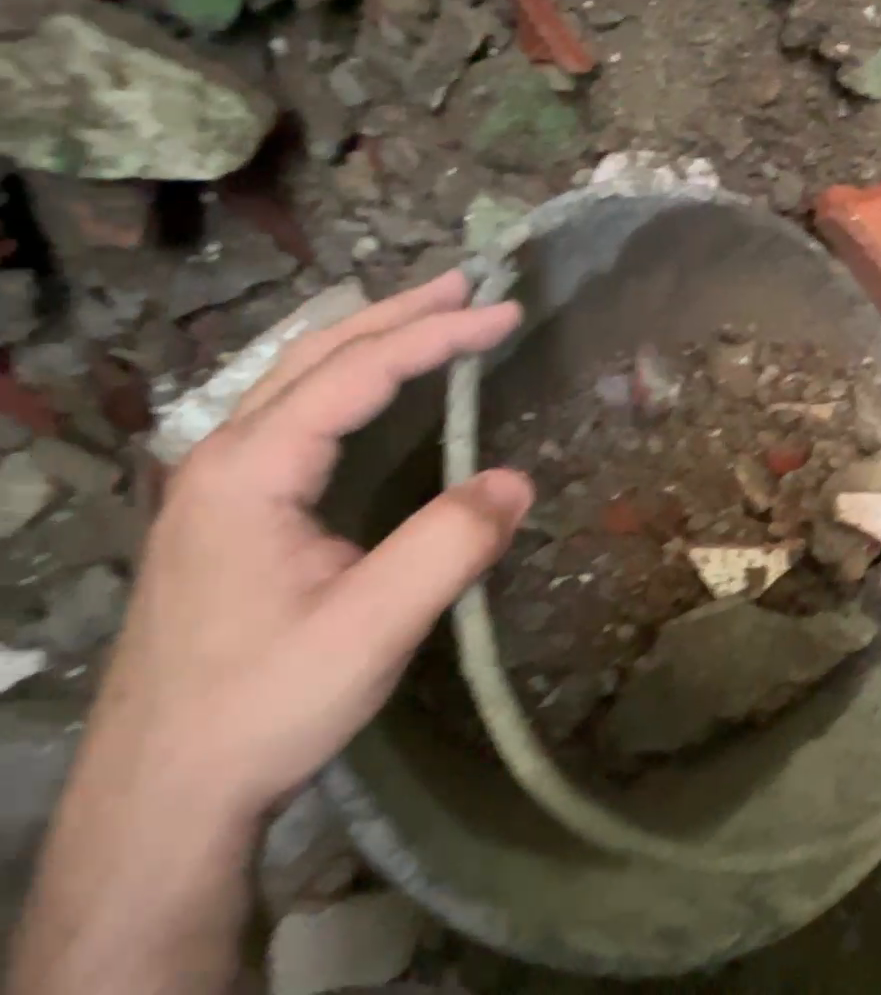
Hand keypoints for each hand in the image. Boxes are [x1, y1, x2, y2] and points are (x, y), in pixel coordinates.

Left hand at [89, 272, 533, 822]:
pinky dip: (351, 386)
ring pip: (297, 386)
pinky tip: (375, 396)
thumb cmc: (268, 700)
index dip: (434, 337)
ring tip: (434, 318)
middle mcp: (222, 463)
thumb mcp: (375, 623)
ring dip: (372, 343)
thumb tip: (517, 478)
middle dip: (399, 315)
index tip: (507, 314)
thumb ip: (449, 544)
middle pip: (314, 359)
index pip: (353, 375)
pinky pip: (297, 423)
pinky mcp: (233, 520)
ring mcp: (220, 492)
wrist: (170, 786)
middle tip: (473, 287)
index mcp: (248, 472)